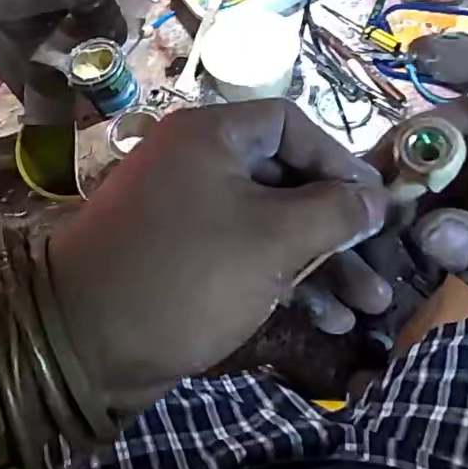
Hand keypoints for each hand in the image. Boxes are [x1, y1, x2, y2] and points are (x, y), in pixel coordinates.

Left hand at [47, 100, 390, 410]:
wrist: (86, 342)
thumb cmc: (187, 275)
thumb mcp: (273, 239)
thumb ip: (333, 211)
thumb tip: (375, 197)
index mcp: (209, 136)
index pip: (292, 126)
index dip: (340, 162)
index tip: (377, 204)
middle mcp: (196, 165)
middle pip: (285, 182)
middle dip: (338, 229)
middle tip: (381, 271)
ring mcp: (187, 214)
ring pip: (268, 226)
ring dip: (319, 264)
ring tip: (366, 309)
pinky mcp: (183, 258)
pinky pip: (243, 255)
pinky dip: (283, 280)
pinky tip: (326, 320)